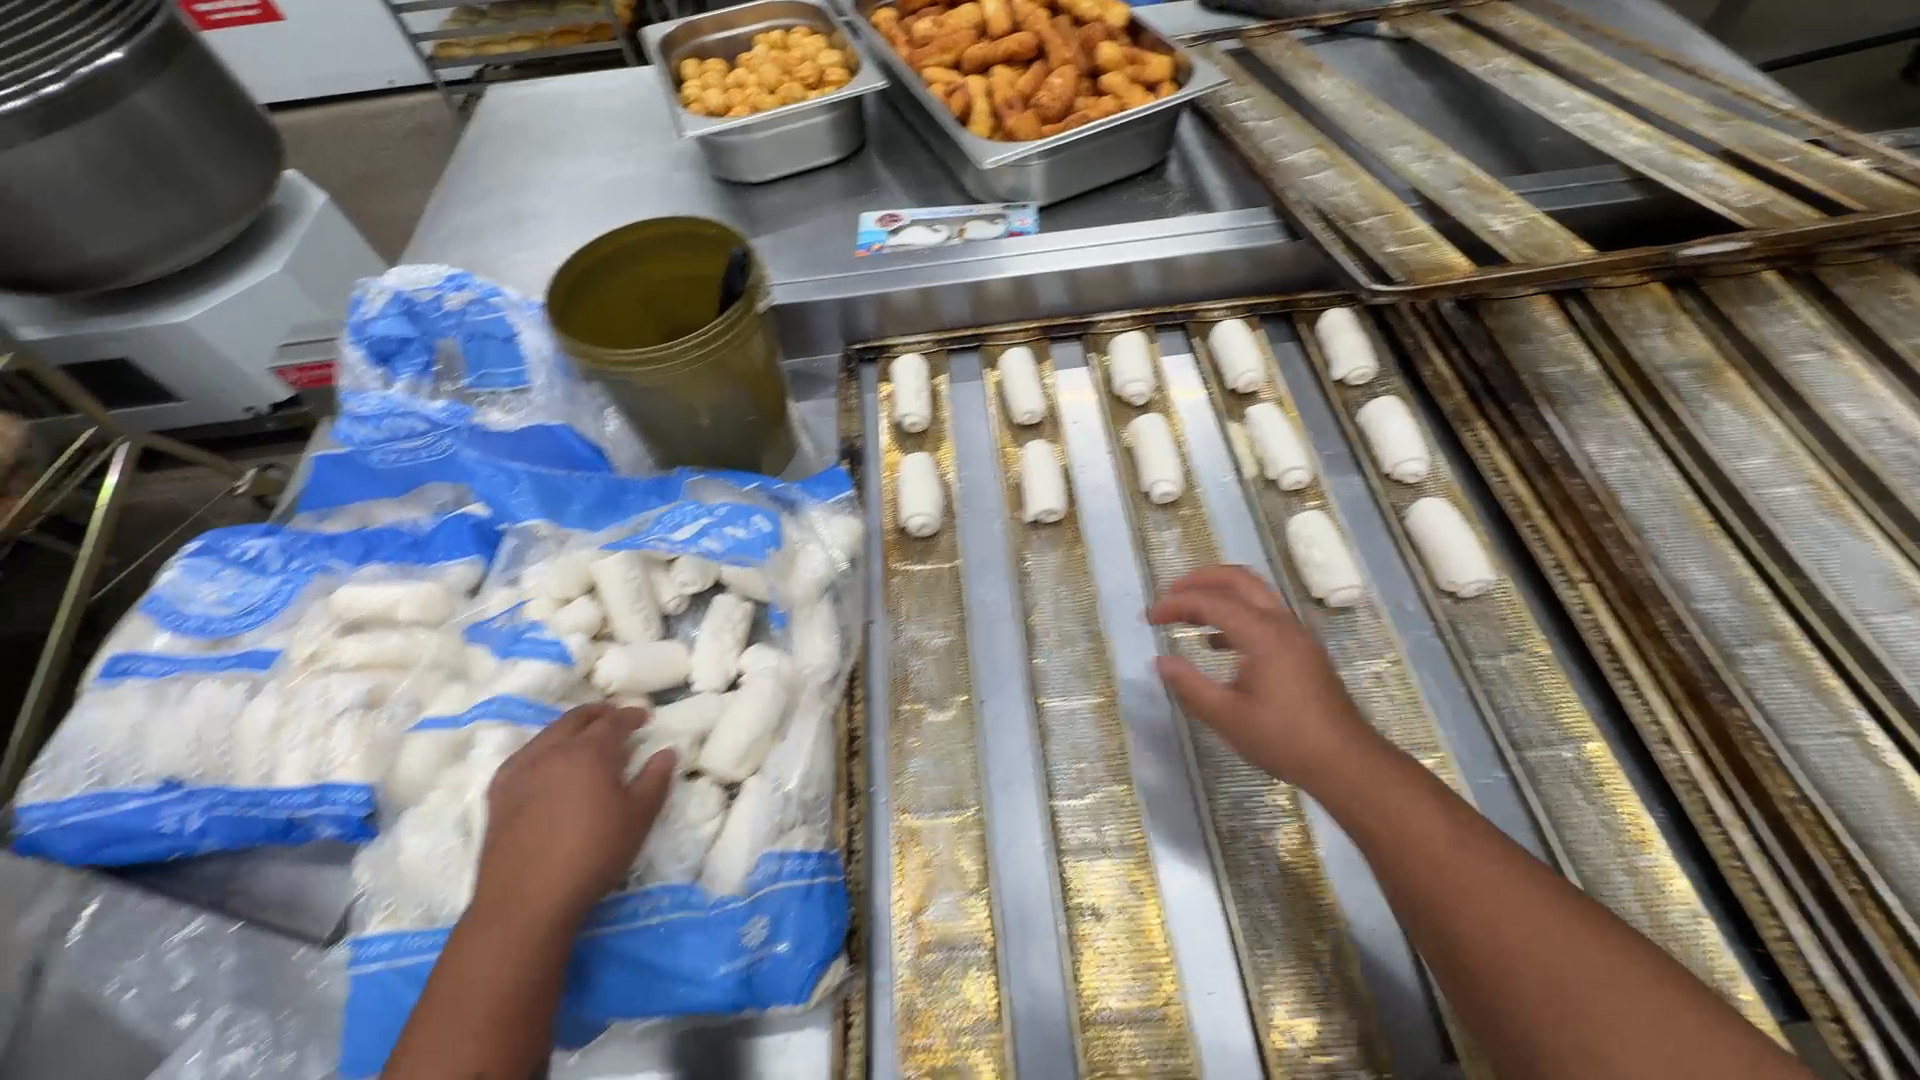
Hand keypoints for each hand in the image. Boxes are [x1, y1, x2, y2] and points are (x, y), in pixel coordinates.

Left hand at [473, 703, 675, 926]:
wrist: (527, 898)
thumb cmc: (593, 854)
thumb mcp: (638, 818)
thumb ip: (655, 780)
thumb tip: (666, 752)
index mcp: (589, 752)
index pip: (614, 721)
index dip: (631, 715)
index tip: (645, 716)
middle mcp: (552, 751)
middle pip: (576, 719)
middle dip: (599, 714)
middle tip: (615, 717)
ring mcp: (520, 770)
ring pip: (547, 734)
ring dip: (570, 728)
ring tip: (584, 738)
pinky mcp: (498, 792)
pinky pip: (523, 756)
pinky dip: (542, 748)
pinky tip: (546, 764)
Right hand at [1148, 565, 1383, 790]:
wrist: (1345, 761)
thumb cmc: (1284, 739)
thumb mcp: (1227, 717)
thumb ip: (1190, 686)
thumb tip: (1161, 662)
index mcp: (1263, 634)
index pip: (1211, 602)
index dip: (1175, 604)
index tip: (1149, 617)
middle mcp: (1282, 623)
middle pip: (1238, 580)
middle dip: (1199, 580)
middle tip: (1168, 594)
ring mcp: (1296, 635)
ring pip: (1255, 594)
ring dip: (1220, 594)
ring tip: (1188, 612)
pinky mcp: (1302, 650)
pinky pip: (1265, 614)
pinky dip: (1236, 614)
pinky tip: (1216, 643)